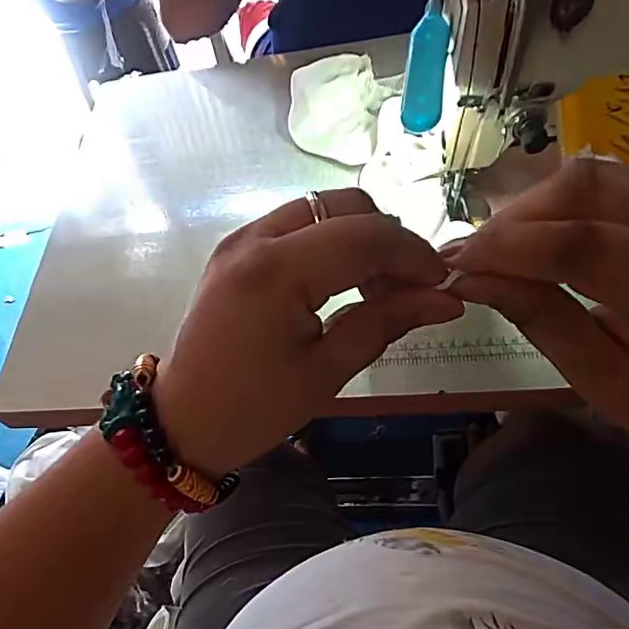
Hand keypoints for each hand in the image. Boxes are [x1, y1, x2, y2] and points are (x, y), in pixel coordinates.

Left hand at [153, 189, 462, 475]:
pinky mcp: (236, 249)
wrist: (181, 422)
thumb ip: (386, 322)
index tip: (441, 284)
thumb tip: (447, 299)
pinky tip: (344, 282)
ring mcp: (241, 239)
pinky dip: (331, 242)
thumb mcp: (326, 371)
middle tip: (411, 286)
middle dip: (388, 239)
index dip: (413, 254)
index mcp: (276, 271)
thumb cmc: (253, 409)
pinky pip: (297, 225)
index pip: (365, 236)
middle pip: (345, 206)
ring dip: (361, 237)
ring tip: (380, 288)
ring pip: (321, 209)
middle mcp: (255, 238)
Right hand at [444, 159, 628, 462]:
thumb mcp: (597, 378)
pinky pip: (610, 185)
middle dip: (518, 218)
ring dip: (534, 207)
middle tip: (474, 256)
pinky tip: (536, 237)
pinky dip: (560, 207)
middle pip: (592, 188)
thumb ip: (538, 317)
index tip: (456, 262)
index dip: (513, 248)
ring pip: (597, 176)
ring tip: (500, 248)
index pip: (589, 247)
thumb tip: (469, 277)